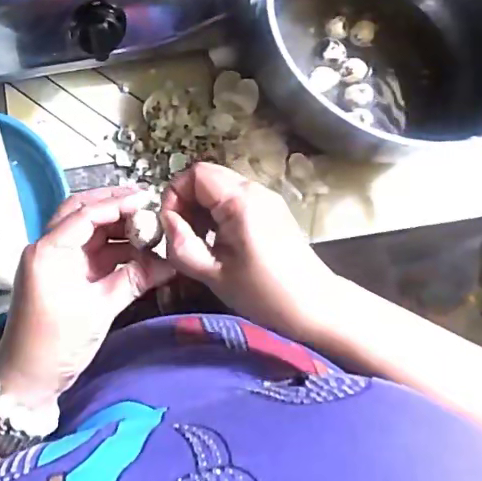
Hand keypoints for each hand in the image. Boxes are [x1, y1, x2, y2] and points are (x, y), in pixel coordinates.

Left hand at [0, 186, 172, 410]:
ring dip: (117, 227)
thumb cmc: (56, 344)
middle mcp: (49, 248)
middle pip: (83, 213)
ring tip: (149, 226)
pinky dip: (115, 248)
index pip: (86, 214)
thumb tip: (169, 263)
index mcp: (48, 250)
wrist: (27, 381)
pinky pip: (92, 251)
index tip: (147, 199)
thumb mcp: (99, 310)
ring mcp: (57, 261)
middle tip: (146, 203)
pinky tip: (139, 250)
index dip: (118, 203)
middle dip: (115, 206)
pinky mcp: (66, 275)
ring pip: (89, 230)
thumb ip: (133, 280)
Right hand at [160, 162, 341, 339]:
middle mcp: (254, 190)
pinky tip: (221, 243)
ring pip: (220, 187)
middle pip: (207, 177)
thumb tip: (166, 223)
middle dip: (187, 202)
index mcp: (240, 201)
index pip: (194, 174)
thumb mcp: (214, 275)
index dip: (175, 195)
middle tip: (183, 236)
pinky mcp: (272, 209)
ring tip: (202, 242)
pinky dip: (220, 213)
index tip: (171, 226)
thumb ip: (181, 246)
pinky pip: (236, 198)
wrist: (316, 306)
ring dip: (202, 208)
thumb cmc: (264, 294)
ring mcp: (266, 197)